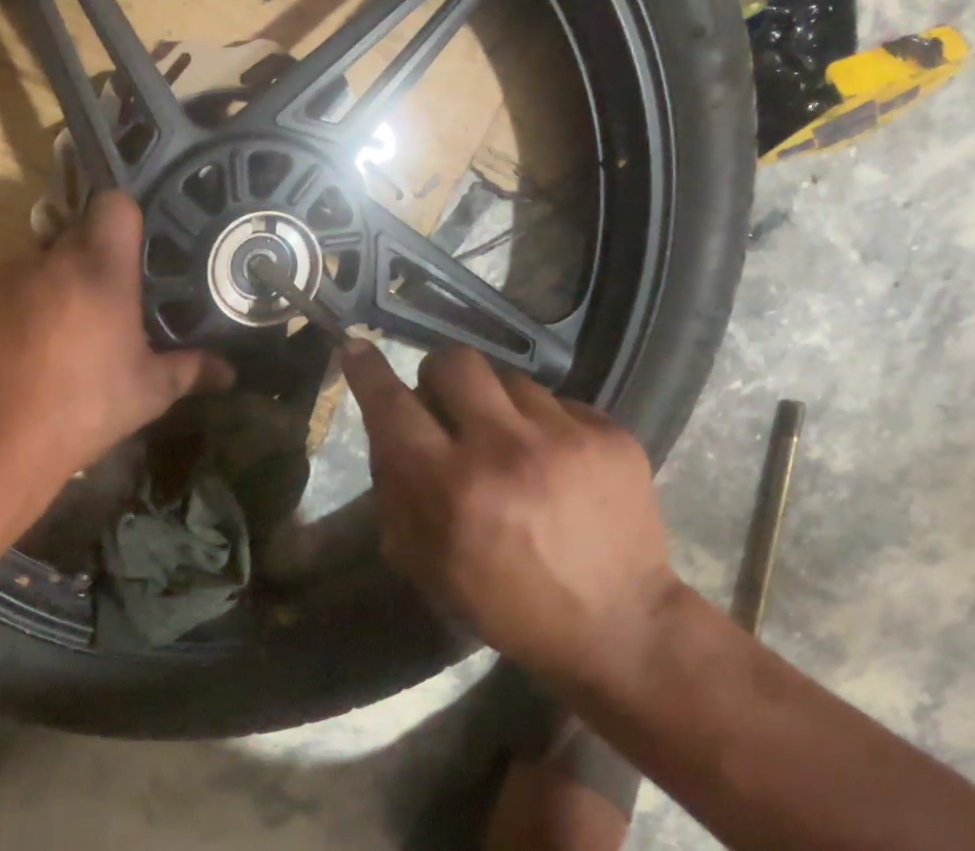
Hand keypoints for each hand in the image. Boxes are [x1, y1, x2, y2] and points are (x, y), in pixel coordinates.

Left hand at [0, 192, 234, 488]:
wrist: (0, 440)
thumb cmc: (85, 408)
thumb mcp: (149, 391)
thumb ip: (191, 369)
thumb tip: (230, 372)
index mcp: (100, 269)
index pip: (115, 203)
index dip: (132, 218)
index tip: (145, 250)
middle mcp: (54, 260)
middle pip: (83, 229)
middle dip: (102, 254)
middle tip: (123, 291)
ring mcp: (14, 277)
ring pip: (50, 256)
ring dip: (68, 275)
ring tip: (83, 319)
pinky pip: (22, 280)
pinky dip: (38, 296)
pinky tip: (47, 337)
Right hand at [341, 342, 679, 685]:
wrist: (618, 626)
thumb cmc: (505, 604)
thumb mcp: (424, 563)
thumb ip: (394, 492)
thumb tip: (387, 433)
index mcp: (450, 486)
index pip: (392, 404)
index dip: (367, 370)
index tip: (357, 347)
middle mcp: (504, 448)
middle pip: (453, 361)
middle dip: (437, 377)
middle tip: (445, 407)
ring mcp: (565, 437)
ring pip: (508, 377)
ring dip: (494, 403)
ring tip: (508, 442)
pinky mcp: (611, 435)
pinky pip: (558, 401)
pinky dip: (543, 423)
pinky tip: (553, 461)